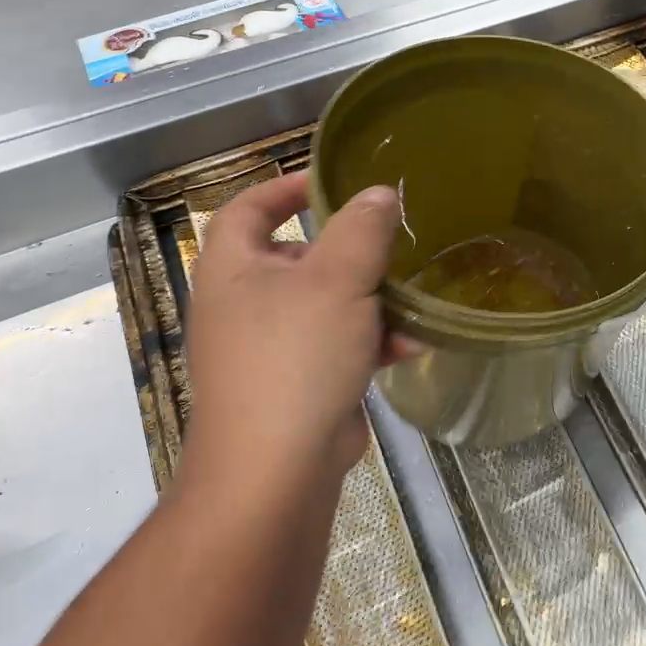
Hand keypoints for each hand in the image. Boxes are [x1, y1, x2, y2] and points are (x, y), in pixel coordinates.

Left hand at [182, 171, 414, 486]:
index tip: (333, 182)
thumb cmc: (297, 356)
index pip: (247, 209)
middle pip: (299, 257)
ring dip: (373, 300)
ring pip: (329, 303)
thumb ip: (362, 230)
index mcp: (233, 270)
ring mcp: (271, 345)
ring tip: (412, 302)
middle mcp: (245, 303)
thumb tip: (380, 192)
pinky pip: (340, 344)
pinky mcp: (300, 380)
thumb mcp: (338, 280)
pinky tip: (408, 346)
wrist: (278, 463)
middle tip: (393, 242)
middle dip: (351, 251)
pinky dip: (372, 341)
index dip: (285, 188)